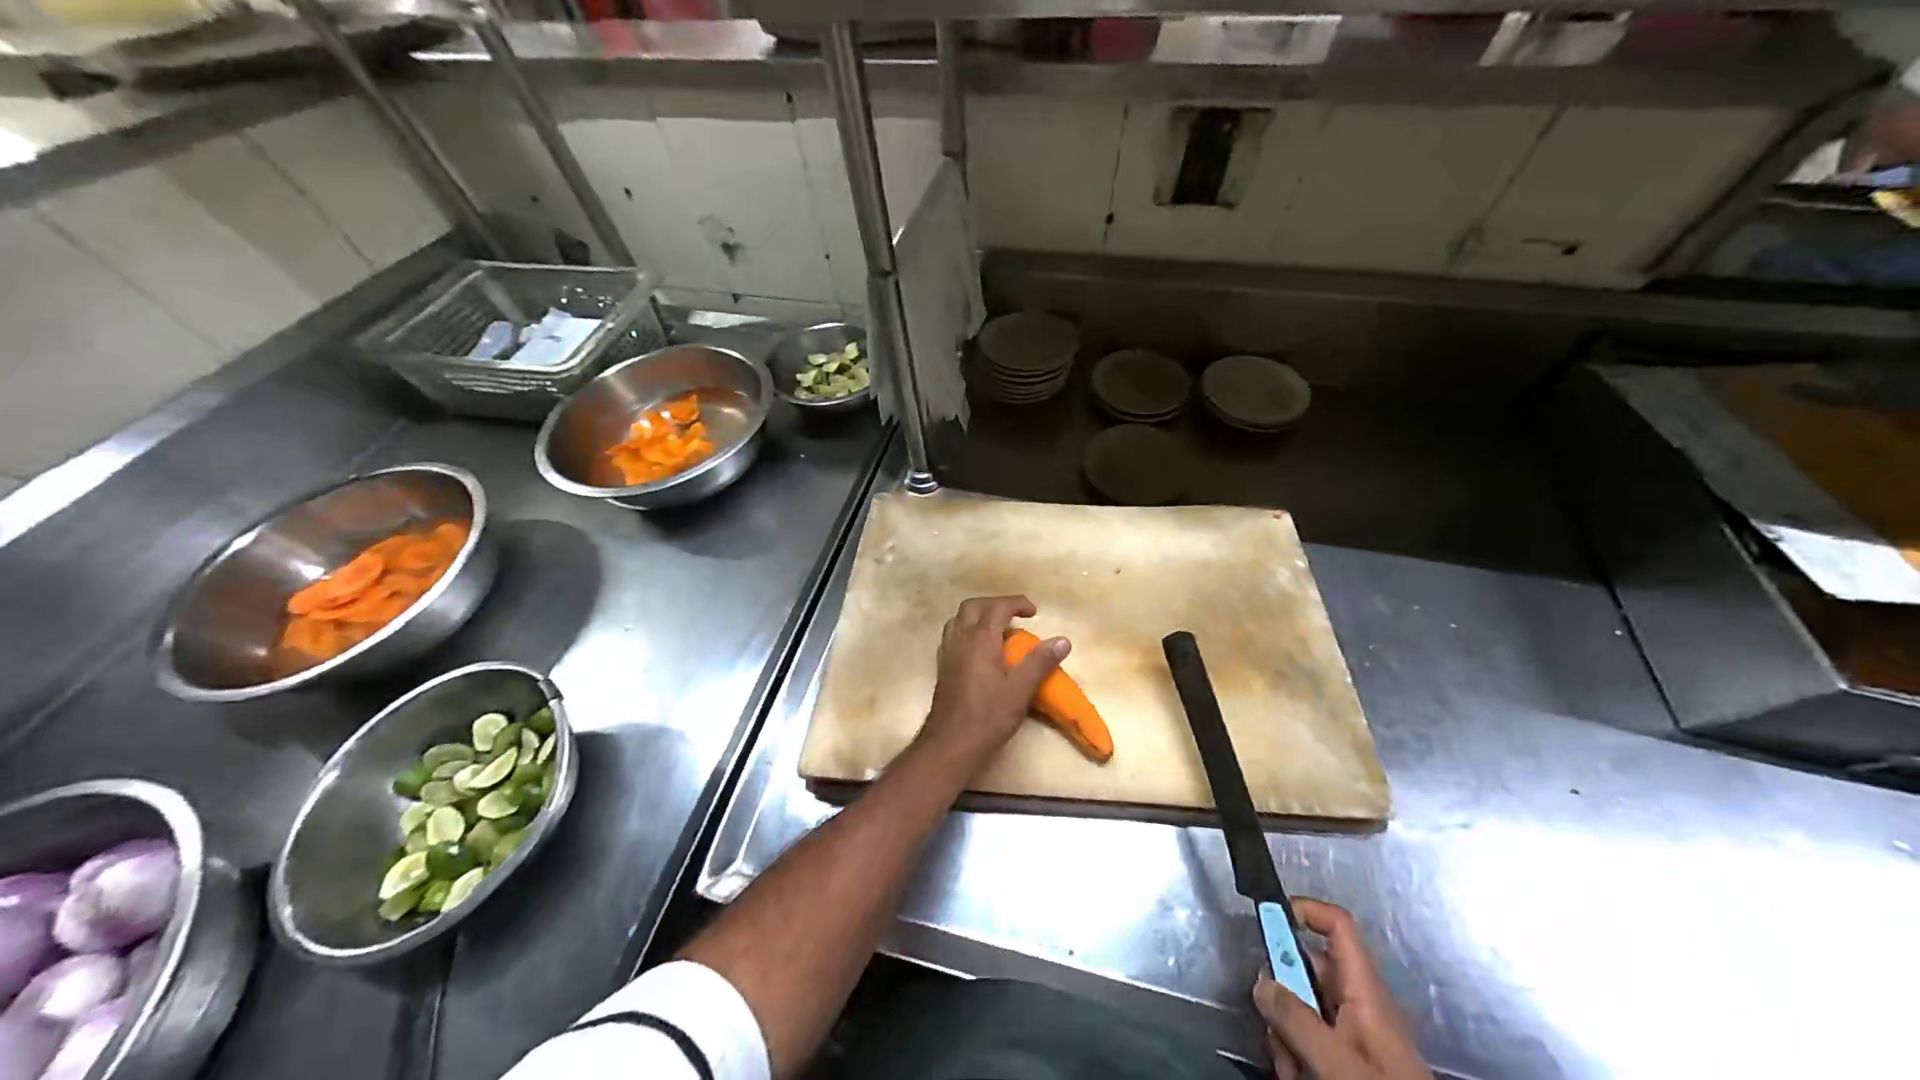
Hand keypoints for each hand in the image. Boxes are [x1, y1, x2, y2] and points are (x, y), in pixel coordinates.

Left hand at [917, 595, 1069, 768]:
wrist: (950, 744)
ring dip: (979, 616)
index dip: (1016, 603)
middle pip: (973, 606)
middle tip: (1016, 616)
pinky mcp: (943, 667)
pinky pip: (953, 635)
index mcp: (979, 640)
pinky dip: (968, 630)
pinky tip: (981, 650)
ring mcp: (947, 652)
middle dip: (995, 604)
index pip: (998, 608)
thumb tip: (1063, 640)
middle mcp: (959, 639)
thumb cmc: (987, 717)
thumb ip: (1040, 662)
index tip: (1033, 612)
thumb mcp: (1020, 690)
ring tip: (999, 630)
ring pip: (959, 619)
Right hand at [1255, 899, 1430, 1079]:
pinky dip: (1297, 1053)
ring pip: (1303, 1007)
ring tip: (1289, 1069)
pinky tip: (1296, 1076)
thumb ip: (1294, 1019)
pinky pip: (1311, 1037)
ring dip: (1285, 1033)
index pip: (1337, 926)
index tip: (1267, 918)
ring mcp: (1354, 1032)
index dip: (1304, 911)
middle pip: (1307, 971)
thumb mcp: (1334, 1061)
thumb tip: (1262, 982)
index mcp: (1364, 990)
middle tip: (1272, 1029)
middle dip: (1280, 996)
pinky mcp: (1349, 1058)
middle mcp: (1359, 1003)